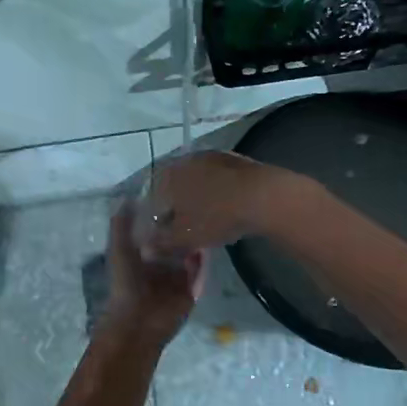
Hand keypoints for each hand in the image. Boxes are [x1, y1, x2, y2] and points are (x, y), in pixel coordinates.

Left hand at [99, 206, 203, 348]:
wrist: (137, 320)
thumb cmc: (125, 282)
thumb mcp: (119, 248)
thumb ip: (121, 224)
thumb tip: (126, 197)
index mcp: (141, 254)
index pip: (156, 230)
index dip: (163, 216)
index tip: (174, 195)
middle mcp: (160, 264)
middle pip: (176, 241)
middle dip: (184, 227)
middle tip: (197, 207)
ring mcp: (176, 278)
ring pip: (190, 254)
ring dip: (196, 241)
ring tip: (207, 221)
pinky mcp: (190, 290)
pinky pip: (199, 272)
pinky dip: (203, 260)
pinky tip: (207, 244)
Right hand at [147, 150, 300, 253]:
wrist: (263, 196)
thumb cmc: (216, 216)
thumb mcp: (185, 237)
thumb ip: (161, 243)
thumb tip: (144, 248)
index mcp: (166, 176)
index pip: (151, 198)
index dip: (155, 219)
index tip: (164, 235)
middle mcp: (183, 160)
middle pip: (173, 187)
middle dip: (176, 207)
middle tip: (185, 228)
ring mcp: (209, 156)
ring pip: (195, 181)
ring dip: (197, 197)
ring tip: (206, 219)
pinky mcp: (233, 159)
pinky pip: (216, 178)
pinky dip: (216, 191)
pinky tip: (225, 207)